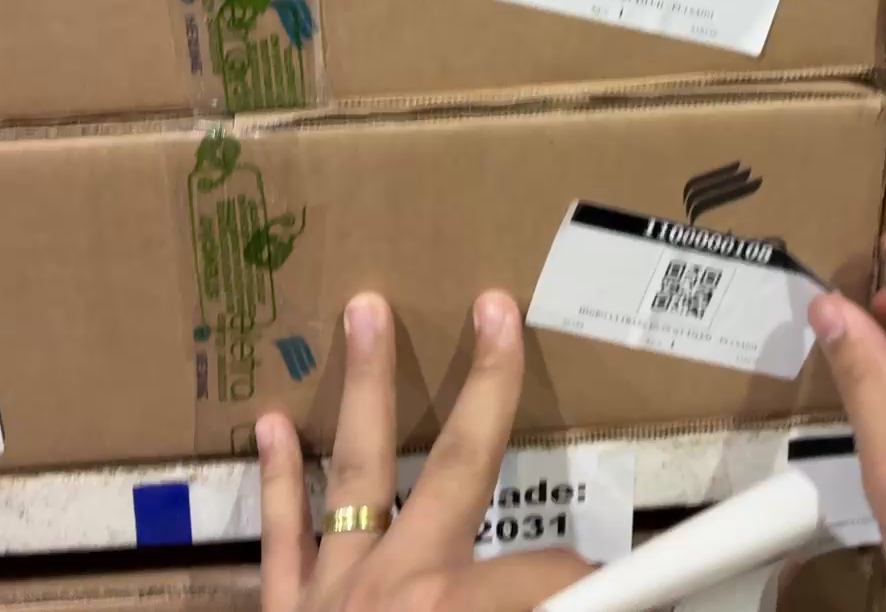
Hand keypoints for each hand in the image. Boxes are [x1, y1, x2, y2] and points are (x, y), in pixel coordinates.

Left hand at [258, 291, 593, 611]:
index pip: (549, 568)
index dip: (587, 571)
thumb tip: (579, 582)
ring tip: (364, 307)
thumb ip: (535, 602)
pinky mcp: (283, 611)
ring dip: (367, 386)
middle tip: (495, 305)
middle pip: (459, 463)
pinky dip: (279, 480)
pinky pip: (280, 538)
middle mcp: (396, 578)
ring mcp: (332, 589)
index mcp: (454, 604)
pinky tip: (273, 422)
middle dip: (487, 386)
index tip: (612, 575)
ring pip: (356, 469)